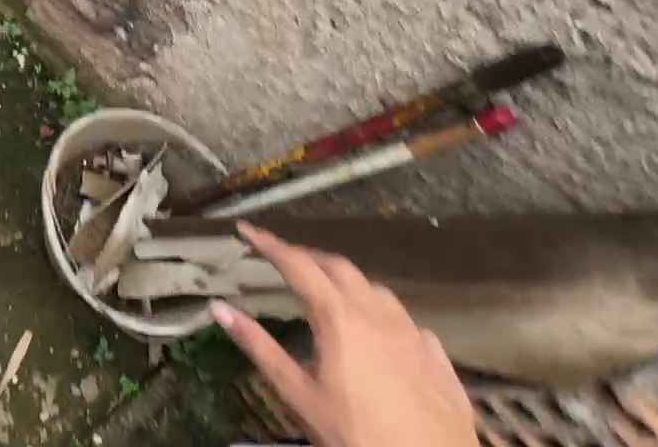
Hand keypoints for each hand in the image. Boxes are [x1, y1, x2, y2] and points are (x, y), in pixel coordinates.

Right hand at [209, 222, 473, 446]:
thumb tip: (218, 307)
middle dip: (307, 256)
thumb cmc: (357, 433)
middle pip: (339, 267)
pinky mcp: (439, 361)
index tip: (245, 230)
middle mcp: (378, 317)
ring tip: (328, 290)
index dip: (268, 243)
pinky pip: (407, 321)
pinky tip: (379, 331)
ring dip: (346, 281)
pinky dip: (382, 312)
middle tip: (282, 258)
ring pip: (377, 290)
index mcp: (339, 319)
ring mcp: (414, 338)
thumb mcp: (298, 394)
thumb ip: (258, 346)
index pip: (297, 265)